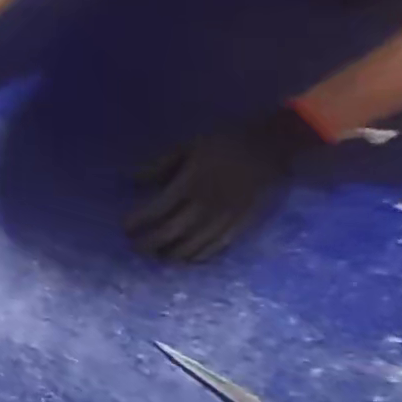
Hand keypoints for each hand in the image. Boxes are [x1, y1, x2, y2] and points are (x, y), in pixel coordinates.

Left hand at [124, 105, 325, 261]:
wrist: (277, 142)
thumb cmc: (226, 142)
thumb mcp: (188, 147)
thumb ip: (160, 165)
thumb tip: (133, 180)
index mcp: (189, 184)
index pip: (155, 211)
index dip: (136, 223)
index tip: (125, 227)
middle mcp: (206, 204)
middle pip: (170, 233)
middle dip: (148, 244)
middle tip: (134, 247)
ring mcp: (226, 216)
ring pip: (193, 245)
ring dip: (171, 254)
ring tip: (157, 256)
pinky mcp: (245, 222)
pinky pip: (220, 246)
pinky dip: (200, 255)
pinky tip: (188, 260)